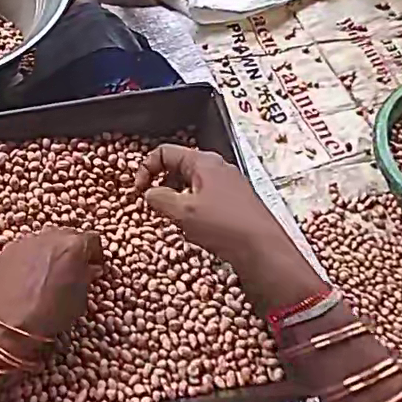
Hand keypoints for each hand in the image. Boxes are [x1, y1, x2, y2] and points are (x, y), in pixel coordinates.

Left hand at [0, 227, 104, 343]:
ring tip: (52, 273)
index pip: (93, 240)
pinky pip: (28, 248)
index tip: (95, 266)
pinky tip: (32, 276)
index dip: (96, 254)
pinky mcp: (9, 250)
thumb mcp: (79, 298)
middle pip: (69, 236)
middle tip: (74, 269)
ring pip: (47, 240)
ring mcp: (27, 241)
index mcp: (73, 246)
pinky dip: (33, 257)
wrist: (9, 324)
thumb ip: (87, 276)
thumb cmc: (48, 314)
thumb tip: (88, 268)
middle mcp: (50, 237)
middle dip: (74, 250)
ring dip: (52, 252)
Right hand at [134, 145, 326, 310]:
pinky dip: (190, 207)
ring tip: (170, 218)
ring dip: (174, 198)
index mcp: (203, 162)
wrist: (263, 249)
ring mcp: (227, 184)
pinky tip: (191, 227)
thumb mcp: (182, 212)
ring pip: (189, 184)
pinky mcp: (234, 201)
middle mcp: (216, 168)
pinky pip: (203, 197)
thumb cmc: (223, 225)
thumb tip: (148, 193)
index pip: (163, 153)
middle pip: (176, 167)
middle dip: (159, 184)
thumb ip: (158, 198)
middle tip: (152, 205)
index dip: (145, 169)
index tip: (138, 191)